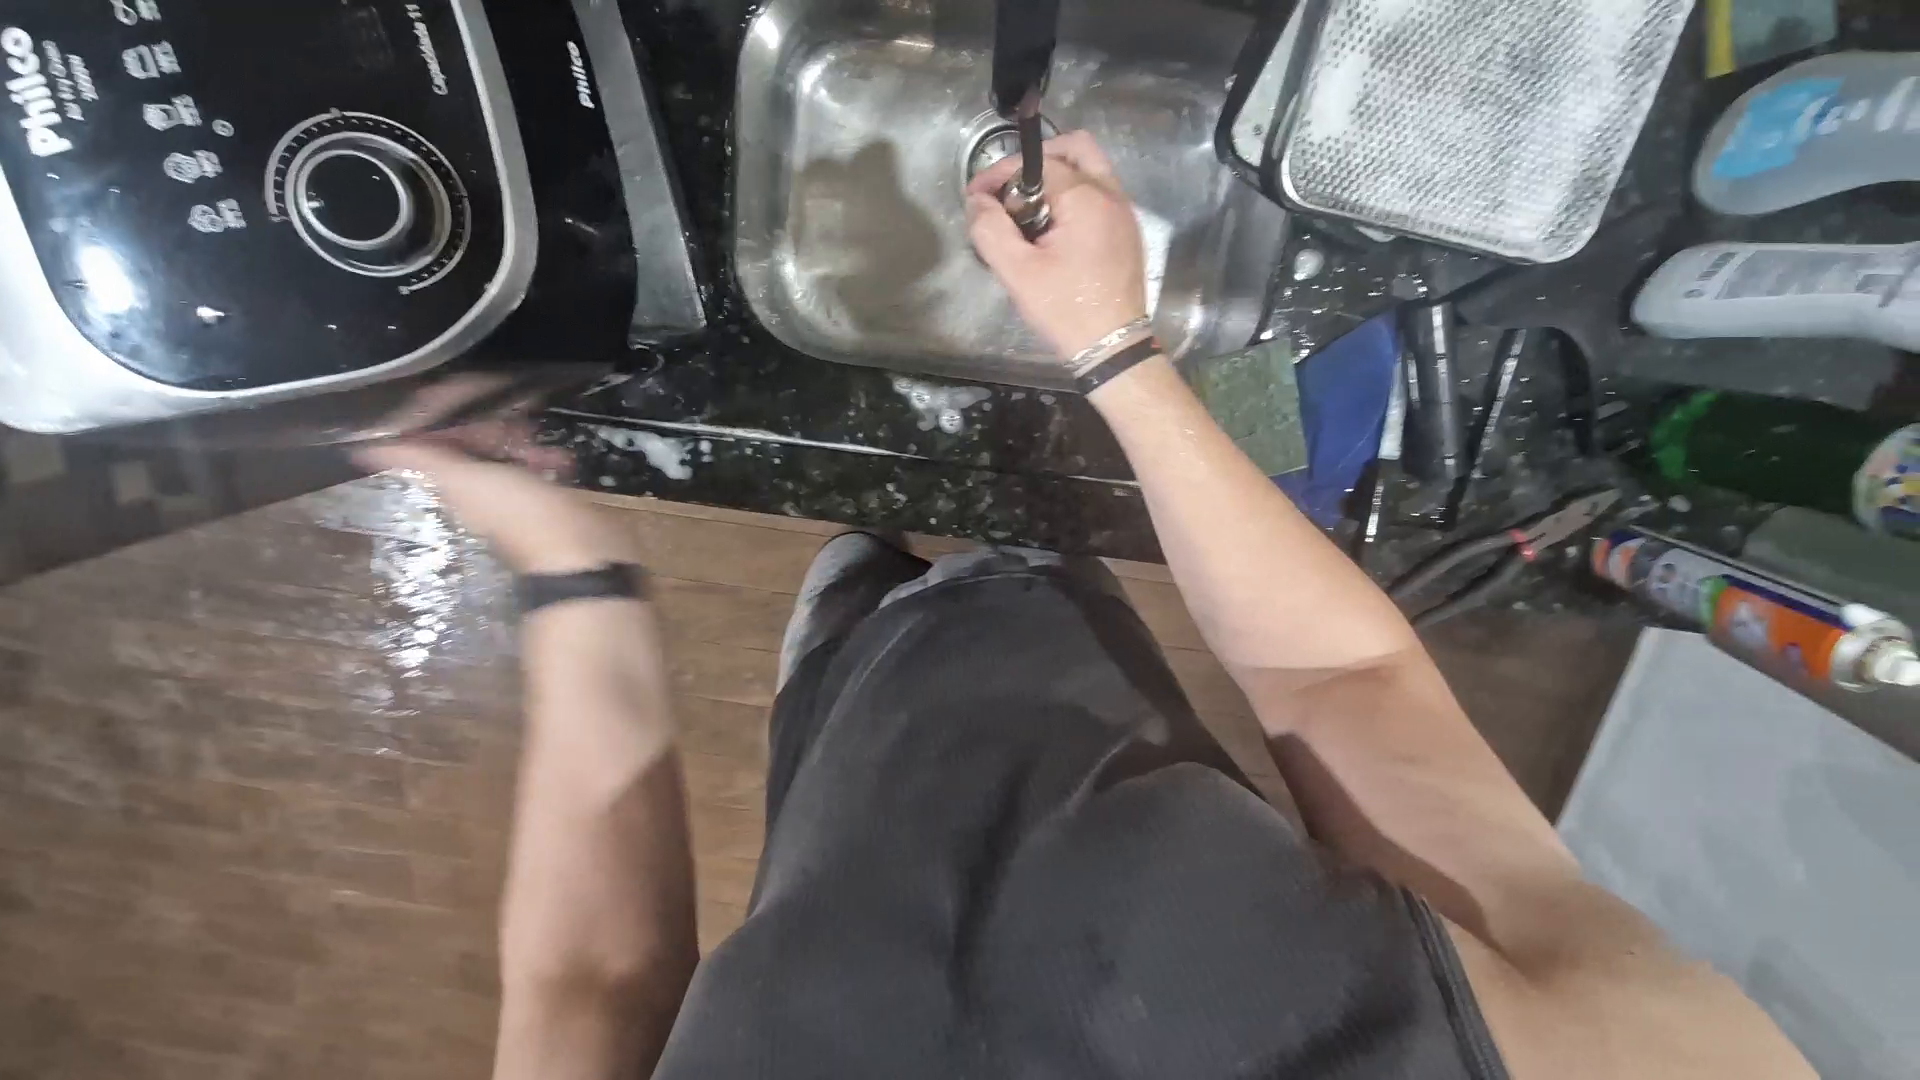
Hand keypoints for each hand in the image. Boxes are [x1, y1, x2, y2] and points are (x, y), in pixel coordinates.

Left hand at [354, 418, 640, 576]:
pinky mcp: (548, 495)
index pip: (435, 436)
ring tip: (538, 436)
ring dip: (521, 438)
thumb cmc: (522, 514)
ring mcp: (515, 492)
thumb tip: (359, 444)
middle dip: (488, 422)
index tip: (468, 388)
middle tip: (508, 406)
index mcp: (454, 482)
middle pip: (472, 441)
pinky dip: (547, 457)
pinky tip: (559, 459)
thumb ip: (418, 459)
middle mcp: (479, 485)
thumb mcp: (466, 482)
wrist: (580, 552)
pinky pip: (539, 466)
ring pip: (508, 451)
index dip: (444, 410)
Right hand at [966, 131, 1149, 360]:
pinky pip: (1099, 196)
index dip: (1001, 173)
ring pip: (1090, 171)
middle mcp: (1112, 195)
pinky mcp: (1128, 233)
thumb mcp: (1018, 273)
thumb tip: (977, 201)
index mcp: (1086, 198)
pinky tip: (1053, 232)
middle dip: (1036, 162)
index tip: (977, 197)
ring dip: (1056, 180)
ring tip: (1028, 215)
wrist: (1113, 348)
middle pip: (1074, 149)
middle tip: (1009, 192)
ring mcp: (1125, 213)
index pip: (1038, 162)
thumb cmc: (1065, 311)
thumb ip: (991, 230)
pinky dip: (1074, 199)